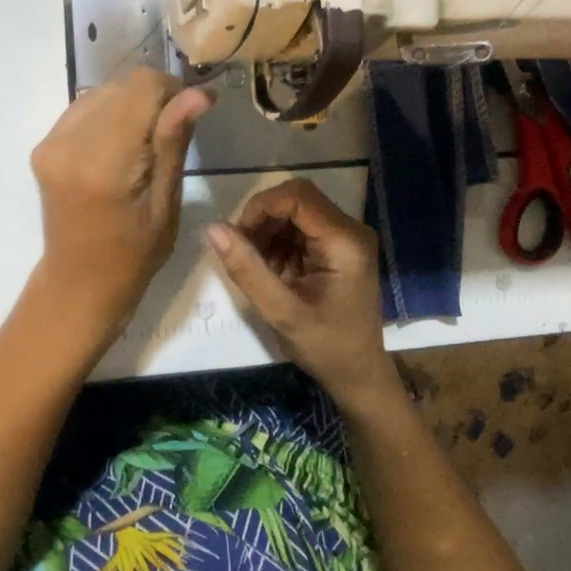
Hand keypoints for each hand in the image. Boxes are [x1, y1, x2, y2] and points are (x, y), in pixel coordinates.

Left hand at [30, 70, 214, 321]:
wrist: (79, 281)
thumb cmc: (134, 253)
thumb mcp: (166, 204)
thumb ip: (174, 143)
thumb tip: (198, 93)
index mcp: (103, 164)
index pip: (142, 89)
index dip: (174, 90)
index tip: (196, 110)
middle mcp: (69, 144)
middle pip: (122, 86)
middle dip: (155, 98)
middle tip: (175, 131)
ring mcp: (50, 143)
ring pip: (103, 92)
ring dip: (132, 105)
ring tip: (148, 142)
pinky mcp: (44, 146)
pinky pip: (84, 108)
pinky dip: (109, 116)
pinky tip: (121, 146)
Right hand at [205, 179, 395, 398]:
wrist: (357, 373)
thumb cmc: (324, 346)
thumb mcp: (280, 312)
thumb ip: (248, 270)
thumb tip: (213, 229)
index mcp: (345, 241)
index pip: (298, 197)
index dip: (261, 207)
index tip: (237, 237)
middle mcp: (350, 230)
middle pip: (297, 200)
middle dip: (263, 220)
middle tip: (244, 253)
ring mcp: (346, 238)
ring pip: (296, 212)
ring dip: (269, 232)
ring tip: (259, 268)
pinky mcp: (339, 248)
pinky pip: (302, 229)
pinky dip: (279, 242)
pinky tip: (273, 271)